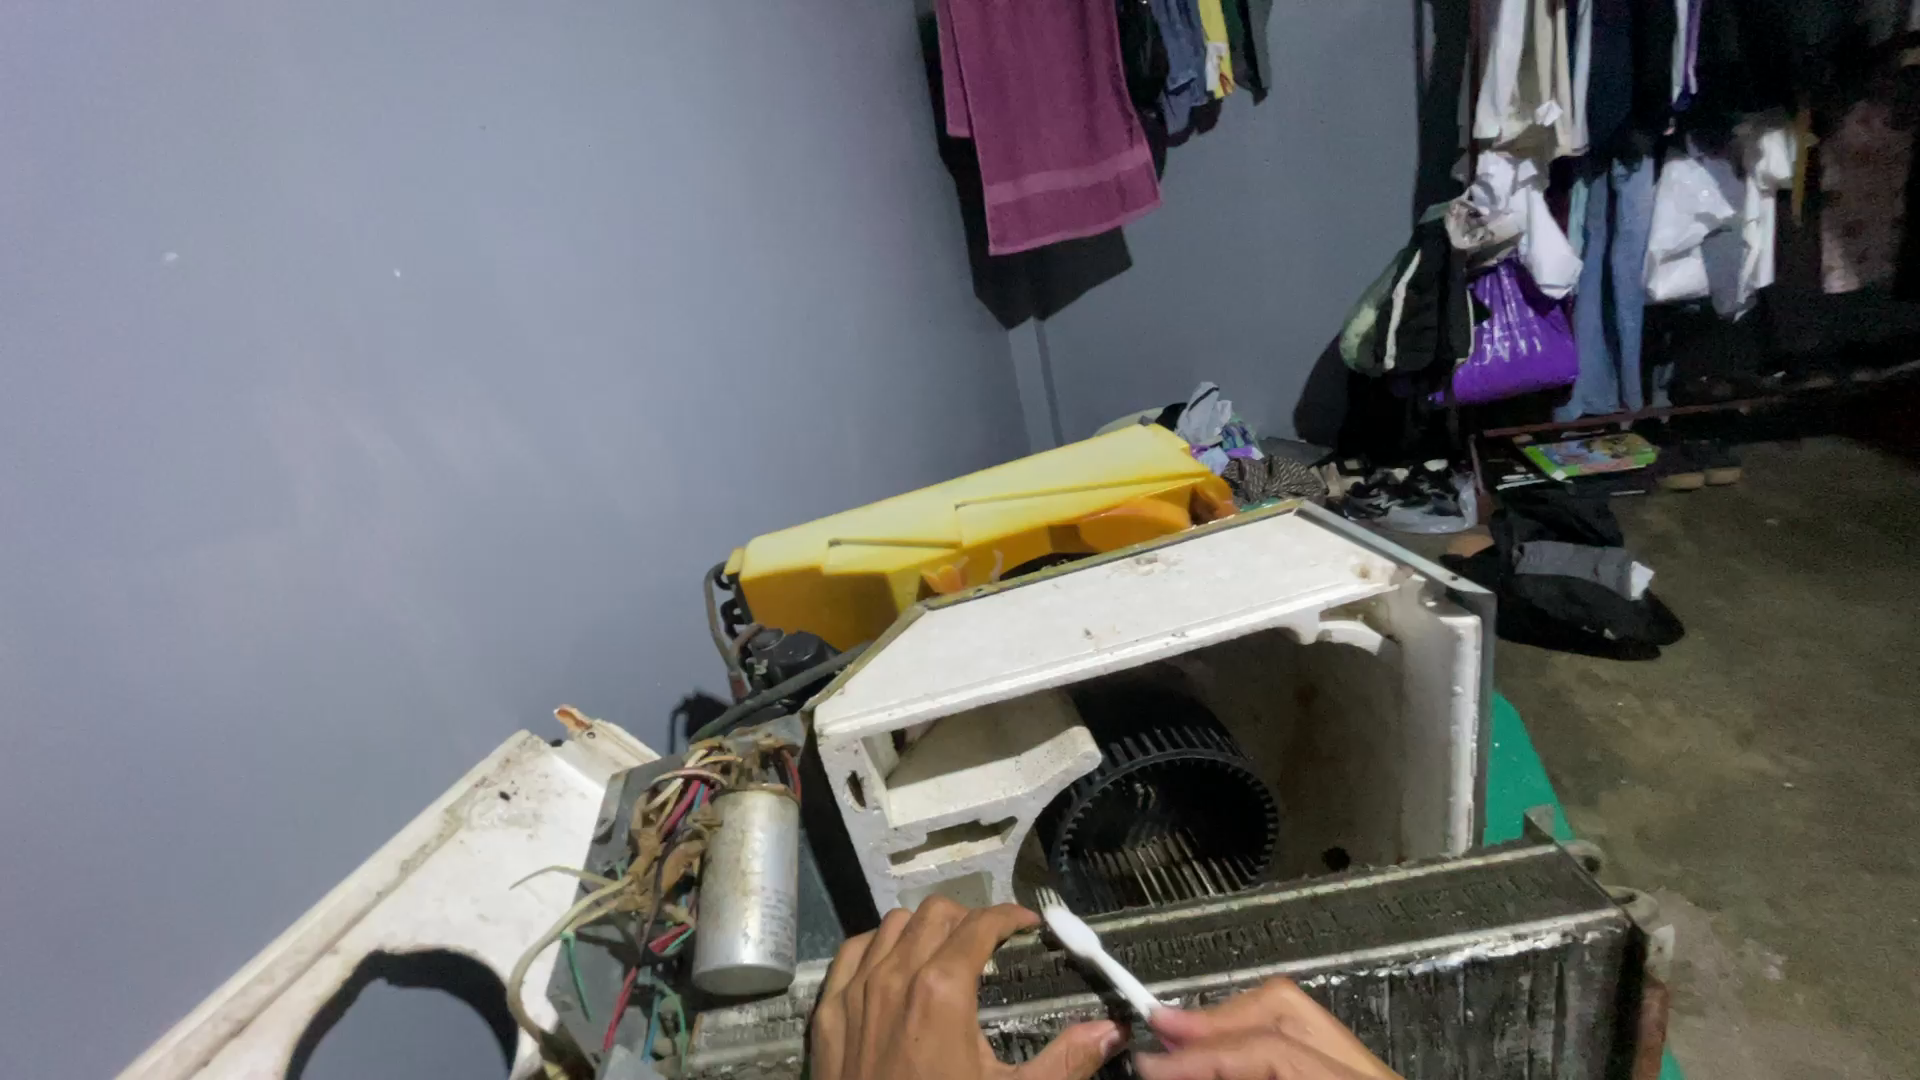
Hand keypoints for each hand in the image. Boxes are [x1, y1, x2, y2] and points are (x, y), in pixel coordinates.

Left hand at [810, 896, 1125, 1079]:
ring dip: (922, 929)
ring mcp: (856, 991)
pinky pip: (852, 952)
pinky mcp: (827, 1013)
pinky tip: (891, 967)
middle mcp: (895, 975)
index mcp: (942, 989)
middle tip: (990, 944)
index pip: (981, 924)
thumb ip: (1065, 1061)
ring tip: (944, 952)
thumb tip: (1111, 1031)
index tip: (1027, 925)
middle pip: (936, 913)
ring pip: (892, 924)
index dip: (1009, 916)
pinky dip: (876, 947)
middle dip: (969, 918)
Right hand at [1136, 978, 1400, 1079]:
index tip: (1151, 1065)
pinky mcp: (1361, 1075)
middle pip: (1284, 1005)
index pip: (1273, 1048)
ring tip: (1183, 1047)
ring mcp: (1374, 1071)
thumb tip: (1167, 1065)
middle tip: (1159, 1034)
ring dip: (1229, 1027)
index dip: (1203, 1050)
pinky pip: (1303, 1041)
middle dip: (1213, 1019)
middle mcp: (1377, 1073)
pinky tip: (1224, 1062)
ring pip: (1293, 1015)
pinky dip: (1255, 1047)